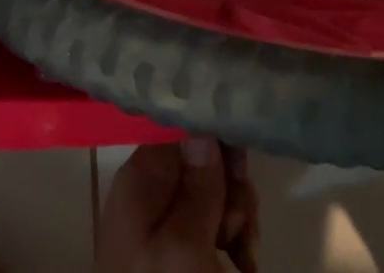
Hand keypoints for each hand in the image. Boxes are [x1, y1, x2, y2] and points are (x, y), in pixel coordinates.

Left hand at [98, 140, 258, 272]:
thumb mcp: (186, 242)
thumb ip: (198, 184)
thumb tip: (202, 125)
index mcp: (141, 177)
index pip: (180, 126)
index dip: (215, 137)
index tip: (241, 164)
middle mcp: (149, 190)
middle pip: (204, 161)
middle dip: (232, 190)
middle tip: (239, 224)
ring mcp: (162, 220)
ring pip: (216, 194)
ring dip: (239, 220)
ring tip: (242, 254)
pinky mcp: (178, 247)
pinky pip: (214, 225)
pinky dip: (233, 242)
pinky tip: (242, 265)